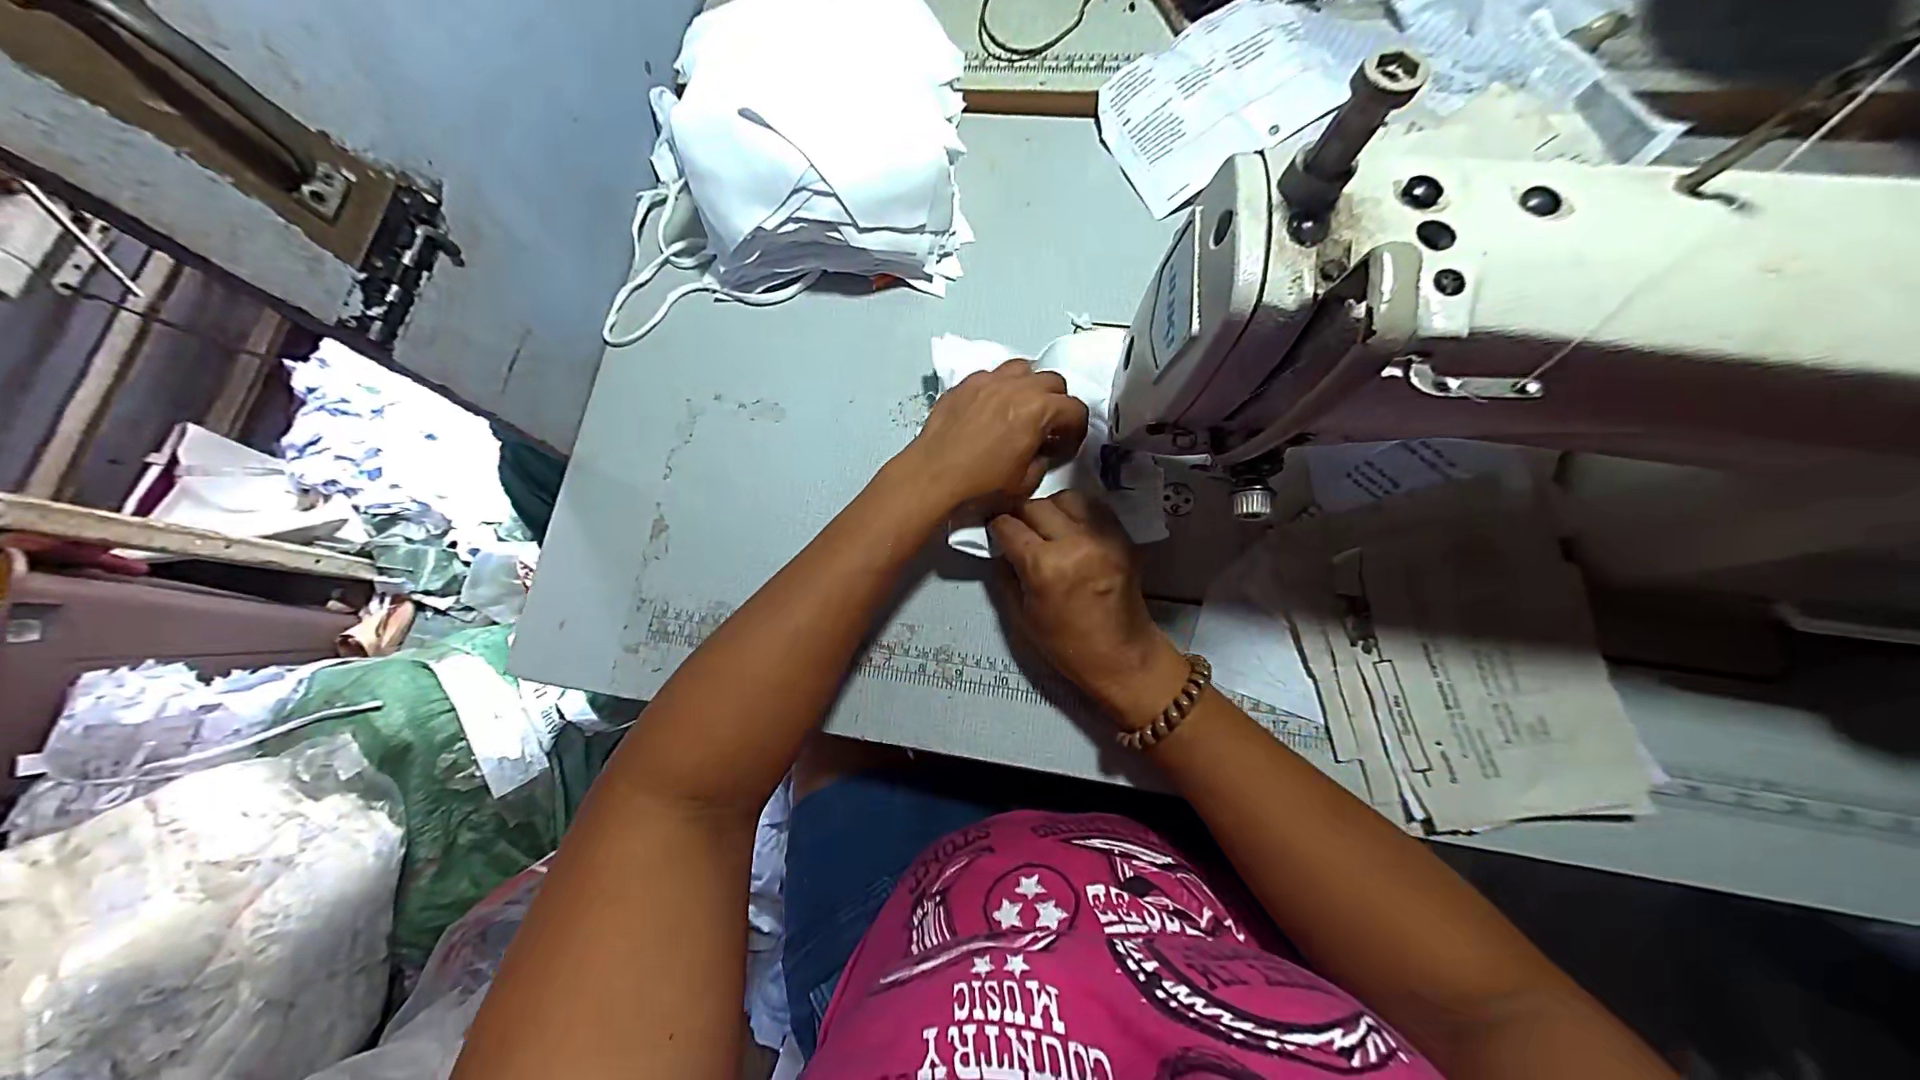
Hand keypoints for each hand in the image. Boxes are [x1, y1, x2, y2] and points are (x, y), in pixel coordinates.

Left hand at [894, 360, 1089, 514]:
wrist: (933, 476)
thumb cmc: (978, 484)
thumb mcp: (1025, 483)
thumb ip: (1043, 460)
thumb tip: (1042, 453)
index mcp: (1037, 410)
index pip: (1075, 409)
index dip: (1077, 430)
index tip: (1066, 444)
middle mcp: (1015, 387)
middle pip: (1054, 382)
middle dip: (1058, 403)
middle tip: (1049, 427)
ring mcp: (987, 381)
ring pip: (1023, 369)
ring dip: (1030, 386)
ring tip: (1023, 410)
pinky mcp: (964, 385)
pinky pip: (992, 375)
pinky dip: (1000, 387)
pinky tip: (993, 410)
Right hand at [989, 492, 1191, 730]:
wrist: (1121, 655)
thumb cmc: (1065, 644)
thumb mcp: (1021, 614)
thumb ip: (1006, 574)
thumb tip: (999, 546)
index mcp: (1044, 566)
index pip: (1009, 525)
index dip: (996, 527)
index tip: (994, 532)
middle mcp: (1074, 542)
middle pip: (1035, 505)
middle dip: (1020, 515)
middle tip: (1017, 530)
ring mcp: (1102, 536)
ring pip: (1066, 497)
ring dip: (1050, 508)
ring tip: (1047, 527)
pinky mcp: (1122, 536)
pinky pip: (1094, 507)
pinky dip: (1077, 512)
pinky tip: (1071, 529)